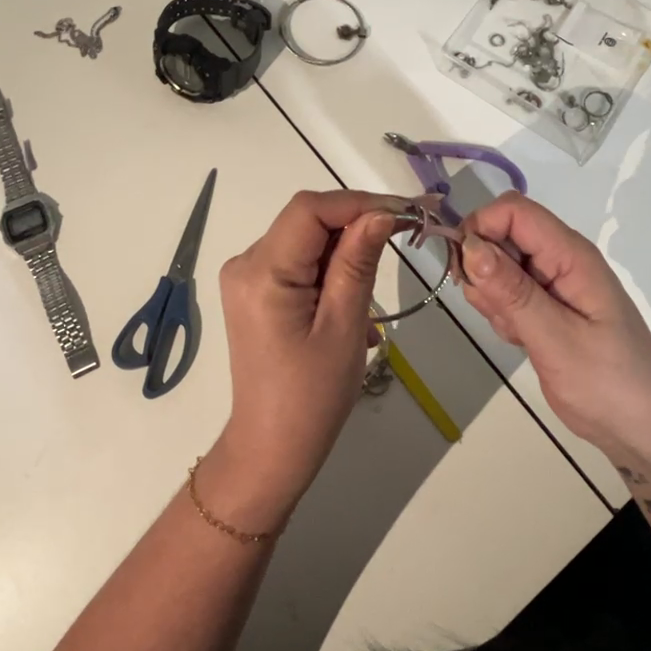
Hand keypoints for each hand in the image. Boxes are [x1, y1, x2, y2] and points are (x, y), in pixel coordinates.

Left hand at [204, 190, 401, 530]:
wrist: (272, 447)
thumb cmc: (312, 396)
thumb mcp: (344, 326)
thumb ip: (358, 263)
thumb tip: (380, 213)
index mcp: (262, 272)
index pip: (310, 209)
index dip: (358, 203)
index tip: (405, 213)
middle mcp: (245, 264)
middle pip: (306, 220)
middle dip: (356, 224)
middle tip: (406, 235)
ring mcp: (246, 278)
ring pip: (305, 240)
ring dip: (346, 251)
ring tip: (378, 285)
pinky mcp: (255, 292)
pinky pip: (297, 263)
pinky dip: (330, 271)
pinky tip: (353, 306)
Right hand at [457, 192, 650, 458]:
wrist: (646, 432)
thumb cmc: (608, 385)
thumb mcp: (556, 339)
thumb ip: (511, 291)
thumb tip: (469, 246)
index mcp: (571, 256)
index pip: (514, 211)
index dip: (481, 229)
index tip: (465, 271)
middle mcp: (561, 261)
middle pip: (502, 235)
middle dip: (484, 269)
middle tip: (499, 313)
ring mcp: (554, 286)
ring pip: (499, 267)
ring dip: (493, 297)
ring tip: (519, 334)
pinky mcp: (547, 309)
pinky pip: (508, 295)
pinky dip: (503, 315)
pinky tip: (523, 342)